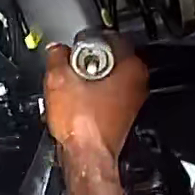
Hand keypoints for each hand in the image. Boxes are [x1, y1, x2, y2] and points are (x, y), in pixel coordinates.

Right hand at [44, 38, 147, 163]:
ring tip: (69, 84)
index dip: (88, 39)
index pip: (112, 37)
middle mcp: (138, 84)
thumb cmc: (82, 125)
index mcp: (132, 69)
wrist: (86, 157)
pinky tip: (75, 101)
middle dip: (87, 59)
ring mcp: (131, 101)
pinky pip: (104, 94)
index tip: (75, 44)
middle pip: (109, 58)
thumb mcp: (59, 79)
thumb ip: (57, 56)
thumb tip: (56, 50)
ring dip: (87, 77)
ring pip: (106, 77)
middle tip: (69, 65)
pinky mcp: (121, 115)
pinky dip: (90, 94)